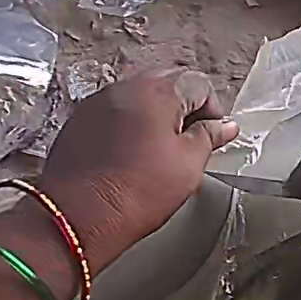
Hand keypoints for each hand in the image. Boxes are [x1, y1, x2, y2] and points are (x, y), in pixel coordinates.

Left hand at [34, 69, 238, 268]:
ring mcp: (98, 100)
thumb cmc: (139, 192)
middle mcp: (126, 86)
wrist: (75, 218)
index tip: (212, 137)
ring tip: (160, 148)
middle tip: (189, 140)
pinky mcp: (79, 118)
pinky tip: (131, 152)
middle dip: (184, 105)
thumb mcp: (187, 166)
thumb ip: (208, 137)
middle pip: (167, 81)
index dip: (212, 109)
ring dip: (156, 112)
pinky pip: (115, 109)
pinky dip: (130, 121)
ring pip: (139, 94)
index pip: (198, 83)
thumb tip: (225, 126)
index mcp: (158, 92)